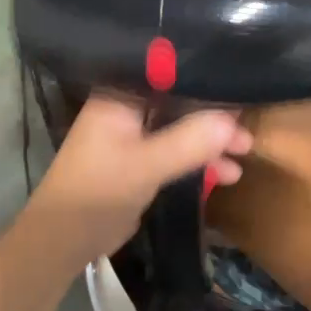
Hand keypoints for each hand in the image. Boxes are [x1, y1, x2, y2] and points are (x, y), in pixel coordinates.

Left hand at [27, 95, 251, 267]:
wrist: (64, 238)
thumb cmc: (98, 190)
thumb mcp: (146, 165)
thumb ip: (188, 142)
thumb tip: (233, 121)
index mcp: (120, 94)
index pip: (168, 72)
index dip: (205, 79)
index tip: (241, 87)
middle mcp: (126, 106)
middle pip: (179, 100)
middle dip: (214, 115)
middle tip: (247, 132)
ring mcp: (132, 134)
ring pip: (180, 127)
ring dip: (210, 140)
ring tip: (245, 152)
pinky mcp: (139, 160)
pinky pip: (175, 151)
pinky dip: (198, 159)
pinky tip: (227, 174)